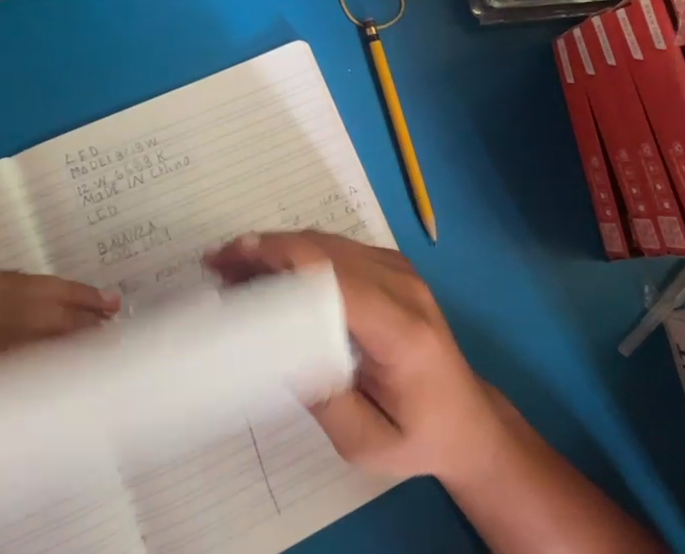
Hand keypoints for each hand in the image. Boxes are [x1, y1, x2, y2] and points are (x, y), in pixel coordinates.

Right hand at [205, 232, 507, 483]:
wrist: (467, 421)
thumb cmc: (418, 437)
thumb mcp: (365, 442)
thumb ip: (323, 399)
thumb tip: (273, 354)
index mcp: (403, 332)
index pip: (338, 278)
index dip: (283, 259)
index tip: (234, 261)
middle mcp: (405, 289)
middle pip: (326, 250)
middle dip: (267, 250)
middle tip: (217, 265)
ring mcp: (402, 273)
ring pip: (329, 243)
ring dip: (278, 249)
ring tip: (233, 268)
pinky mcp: (394, 269)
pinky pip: (339, 250)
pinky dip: (298, 255)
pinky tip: (268, 271)